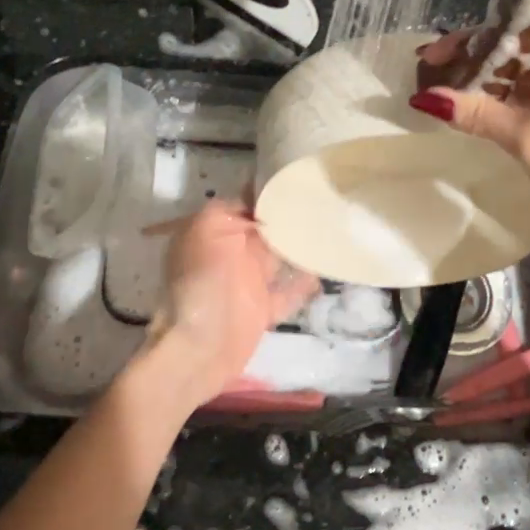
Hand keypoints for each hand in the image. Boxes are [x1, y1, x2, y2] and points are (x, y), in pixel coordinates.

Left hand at [144, 199, 318, 405]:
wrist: (199, 347)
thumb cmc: (202, 282)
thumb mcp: (207, 229)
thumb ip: (230, 209)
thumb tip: (258, 198)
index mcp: (214, 231)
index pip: (246, 204)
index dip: (270, 194)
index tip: (300, 183)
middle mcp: (232, 252)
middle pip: (266, 229)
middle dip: (290, 218)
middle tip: (325, 203)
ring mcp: (247, 281)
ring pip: (279, 257)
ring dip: (301, 247)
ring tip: (331, 231)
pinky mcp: (262, 309)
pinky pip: (288, 291)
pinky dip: (304, 282)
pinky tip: (324, 270)